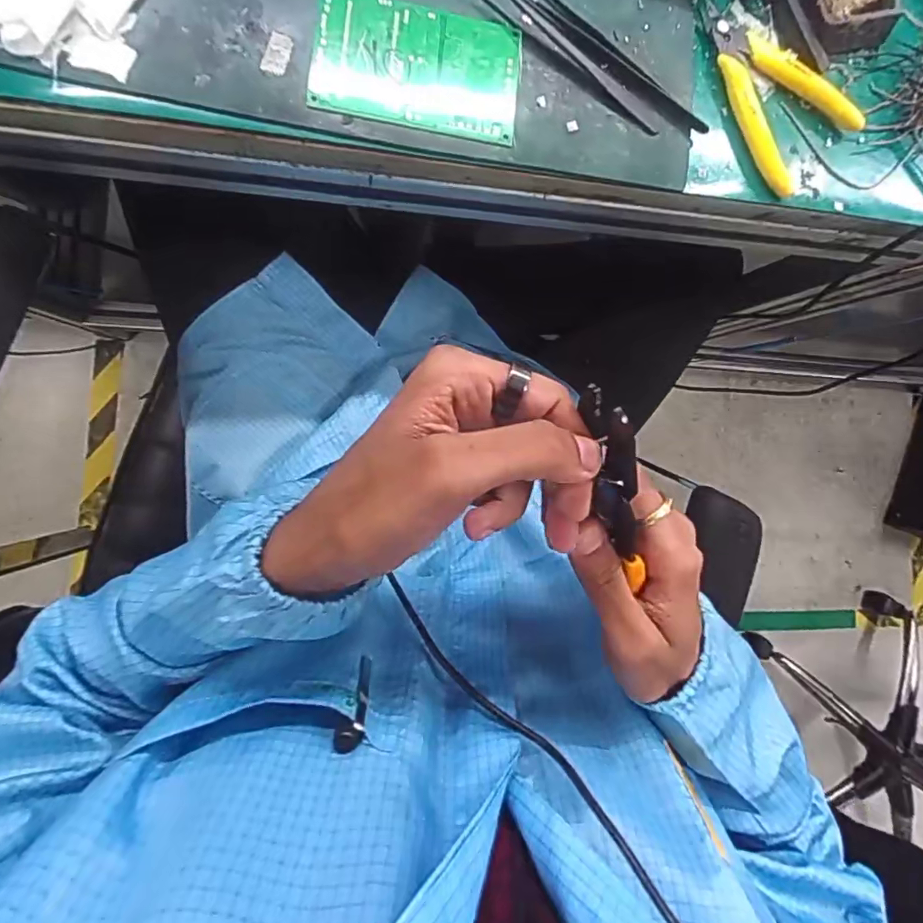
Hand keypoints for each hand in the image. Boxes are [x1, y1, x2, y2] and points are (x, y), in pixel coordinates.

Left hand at [262, 344, 600, 597]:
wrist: (329, 549)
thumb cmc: (379, 504)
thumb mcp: (455, 471)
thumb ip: (528, 450)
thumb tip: (593, 452)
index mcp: (460, 373)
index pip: (548, 397)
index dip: (573, 444)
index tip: (587, 496)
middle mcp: (465, 389)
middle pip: (543, 429)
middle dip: (553, 479)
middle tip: (564, 530)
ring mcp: (462, 426)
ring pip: (529, 457)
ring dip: (520, 498)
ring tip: (484, 525)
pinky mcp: (459, 460)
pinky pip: (505, 477)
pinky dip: (499, 505)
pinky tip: (473, 523)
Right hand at [568, 472, 704, 702]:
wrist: (679, 684)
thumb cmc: (657, 667)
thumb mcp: (627, 635)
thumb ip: (605, 580)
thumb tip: (581, 527)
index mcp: (677, 554)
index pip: (636, 491)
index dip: (597, 487)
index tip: (564, 505)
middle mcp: (676, 534)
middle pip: (627, 486)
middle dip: (587, 496)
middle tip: (558, 524)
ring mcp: (665, 533)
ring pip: (620, 494)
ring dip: (587, 506)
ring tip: (564, 531)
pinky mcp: (650, 538)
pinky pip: (619, 510)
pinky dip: (594, 516)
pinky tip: (577, 534)